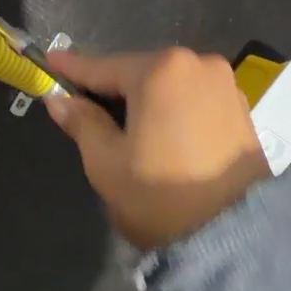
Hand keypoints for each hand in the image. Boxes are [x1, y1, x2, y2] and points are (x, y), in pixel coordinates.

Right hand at [43, 48, 270, 249]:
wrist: (225, 231)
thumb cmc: (155, 194)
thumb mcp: (105, 161)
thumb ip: (82, 123)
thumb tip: (59, 100)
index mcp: (159, 72)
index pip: (104, 67)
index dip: (73, 68)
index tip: (50, 60)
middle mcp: (197, 63)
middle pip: (139, 72)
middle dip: (111, 87)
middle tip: (83, 103)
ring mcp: (224, 83)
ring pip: (167, 85)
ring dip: (141, 99)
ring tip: (120, 122)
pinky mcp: (240, 106)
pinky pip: (191, 98)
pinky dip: (169, 109)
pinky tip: (156, 130)